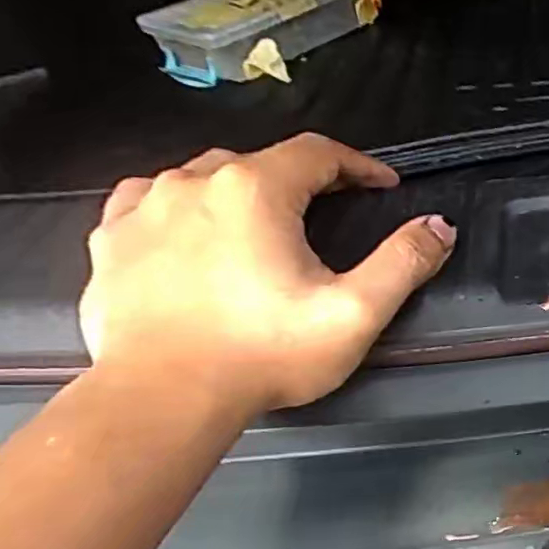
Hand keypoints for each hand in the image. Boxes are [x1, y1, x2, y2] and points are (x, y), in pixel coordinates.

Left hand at [79, 133, 454, 412]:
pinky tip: (201, 233)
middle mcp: (191, 184)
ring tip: (272, 224)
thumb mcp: (358, 310)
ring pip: (204, 177)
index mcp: (254, 192)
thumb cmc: (268, 352)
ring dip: (247, 190)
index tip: (385, 186)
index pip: (316, 153)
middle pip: (261, 160)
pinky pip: (154, 201)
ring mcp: (142, 209)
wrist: (166, 395)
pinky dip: (189, 207)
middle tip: (337, 209)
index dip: (359, 165)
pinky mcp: (109, 240)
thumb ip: (404, 262)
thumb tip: (439, 226)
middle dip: (306, 179)